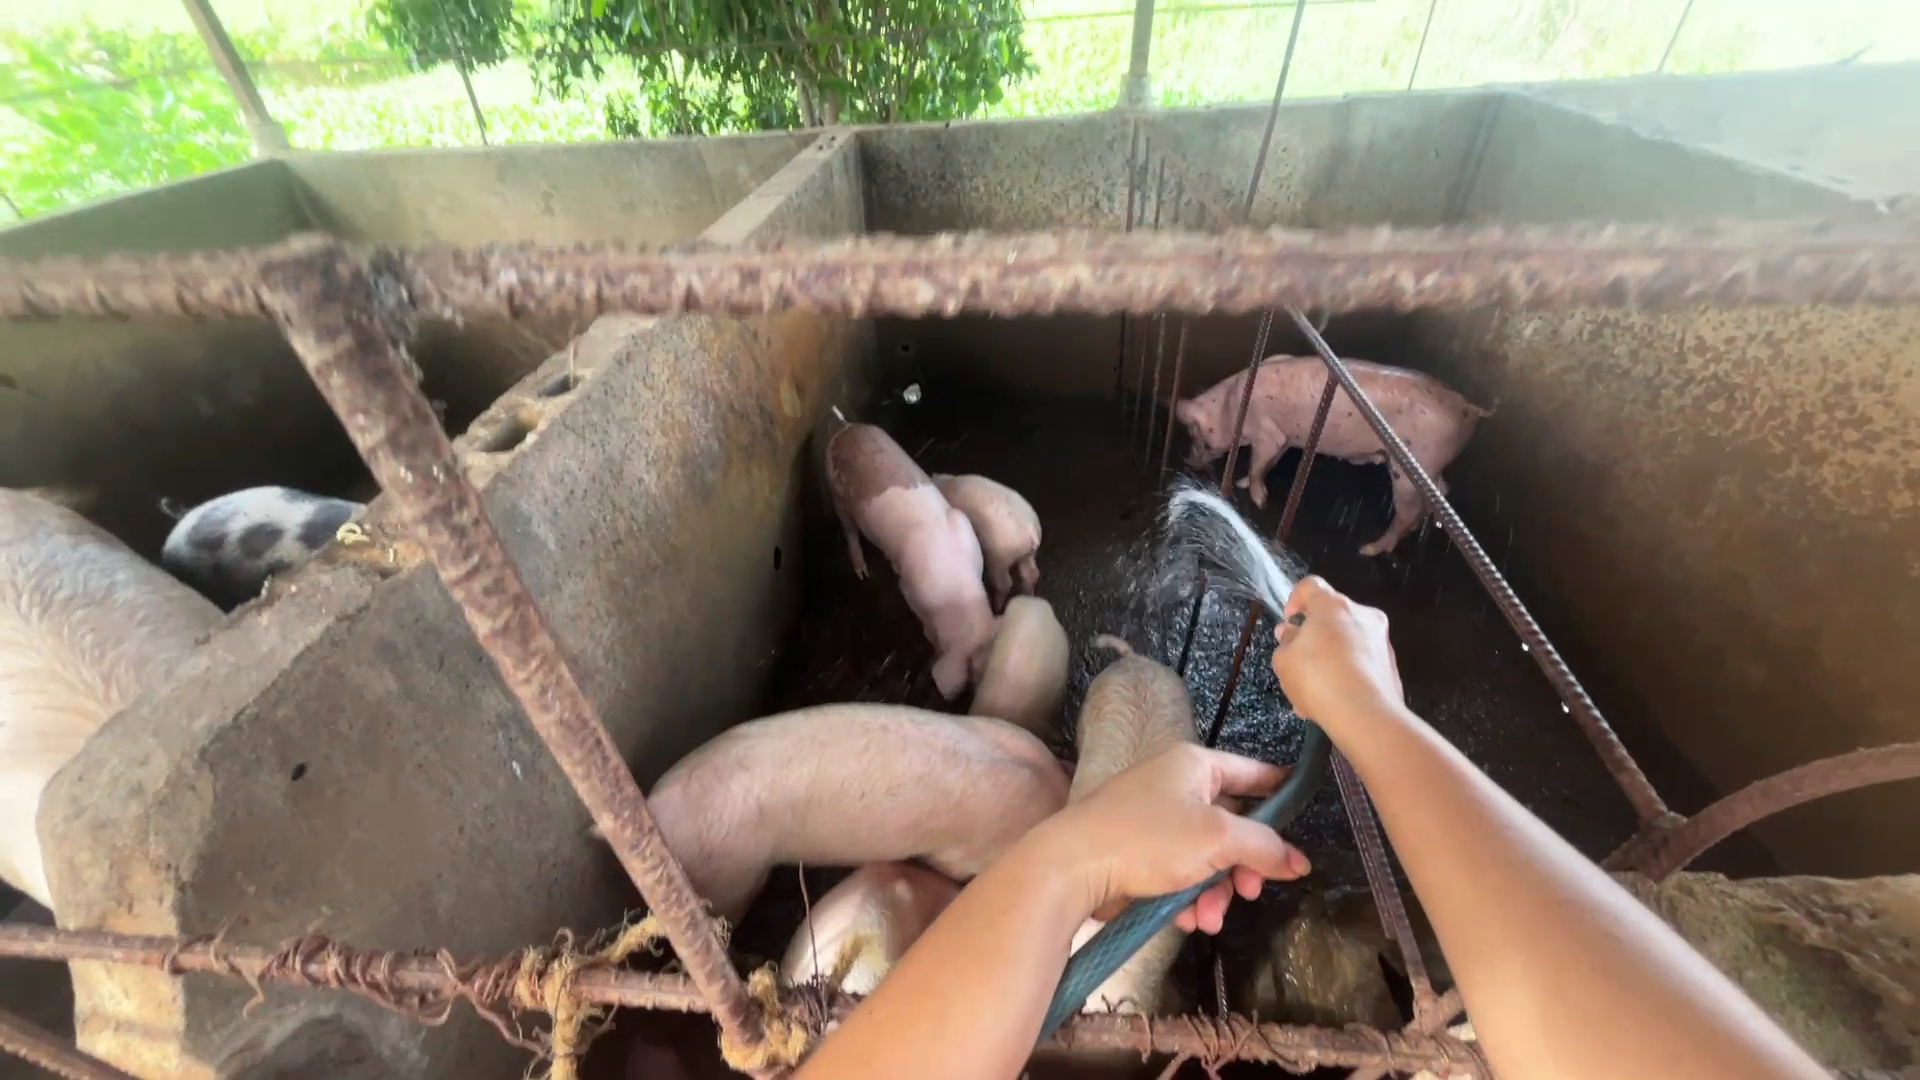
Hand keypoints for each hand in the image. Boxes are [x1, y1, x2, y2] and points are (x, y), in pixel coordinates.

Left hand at [1036, 744, 1309, 934]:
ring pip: (1208, 856)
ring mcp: (1155, 818)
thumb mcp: (1216, 837)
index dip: (1279, 788)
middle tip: (1250, 892)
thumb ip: (1263, 845)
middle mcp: (1174, 785)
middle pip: (1232, 824)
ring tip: (1208, 917)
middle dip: (1243, 865)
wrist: (1076, 864)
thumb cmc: (1149, 837)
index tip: (1306, 805)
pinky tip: (1187, 918)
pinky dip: (1189, 896)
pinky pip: (1181, 871)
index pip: (1250, 771)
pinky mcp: (1140, 850)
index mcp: (1192, 765)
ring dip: (1216, 891)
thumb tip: (1296, 859)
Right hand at [1269, 576, 1405, 736]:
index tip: (1289, 622)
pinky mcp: (1391, 666)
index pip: (1311, 585)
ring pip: (1347, 639)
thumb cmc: (1317, 678)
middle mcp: (1362, 615)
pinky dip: (1346, 672)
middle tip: (1299, 657)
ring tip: (1313, 687)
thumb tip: (1292, 631)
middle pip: (1332, 614)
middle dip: (1314, 632)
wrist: (1366, 717)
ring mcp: (1381, 640)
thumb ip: (1286, 641)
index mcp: (1333, 606)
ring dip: (1330, 654)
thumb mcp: (1284, 659)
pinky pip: (1361, 661)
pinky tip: (1332, 698)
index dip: (1294, 599)